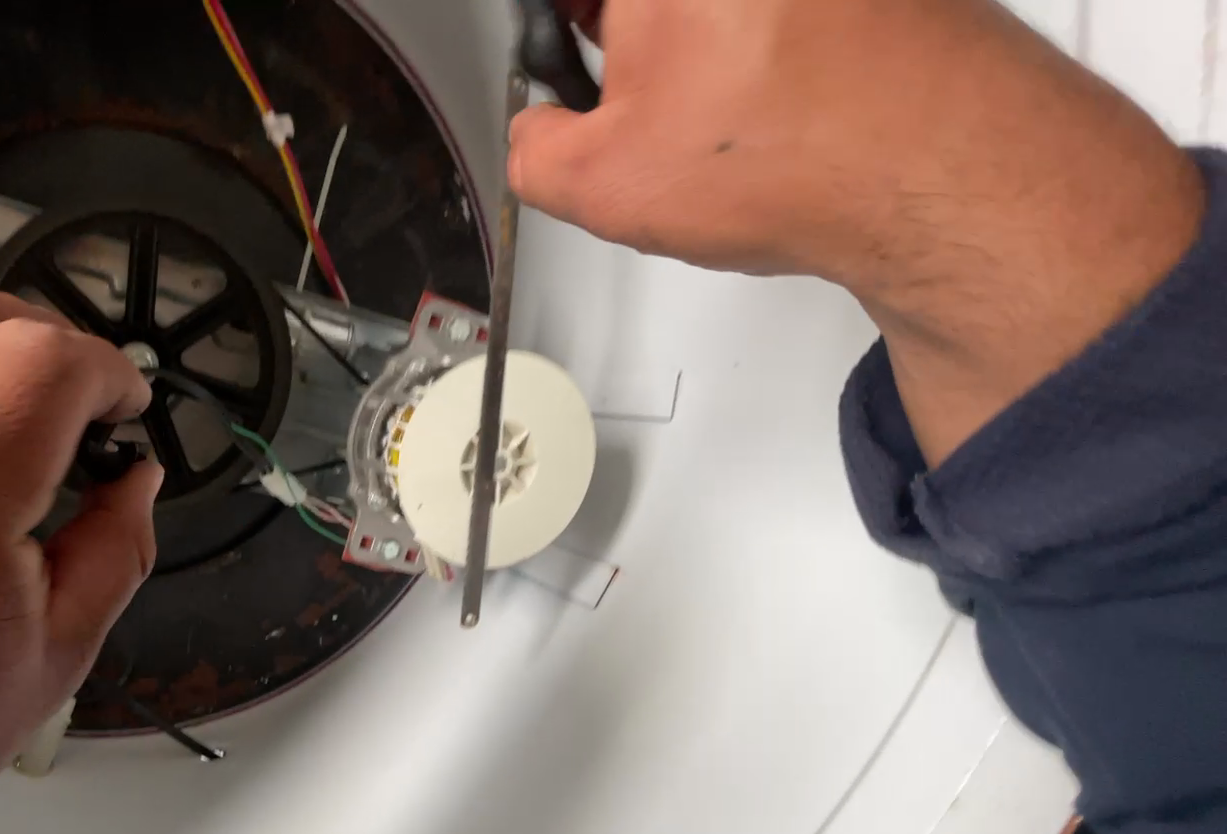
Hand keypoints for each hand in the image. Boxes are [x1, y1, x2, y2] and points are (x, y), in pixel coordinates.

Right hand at [511, 0, 1203, 463]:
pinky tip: (744, 105)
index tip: (547, 53)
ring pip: (699, 8)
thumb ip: (528, 150)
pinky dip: (737, 46)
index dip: (546, 30)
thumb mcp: (592, 183)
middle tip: (603, 90)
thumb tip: (536, 135)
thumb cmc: (792, 156)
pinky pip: (762, 13)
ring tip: (685, 112)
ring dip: (675, 46)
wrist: (937, 172)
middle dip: (608, 32)